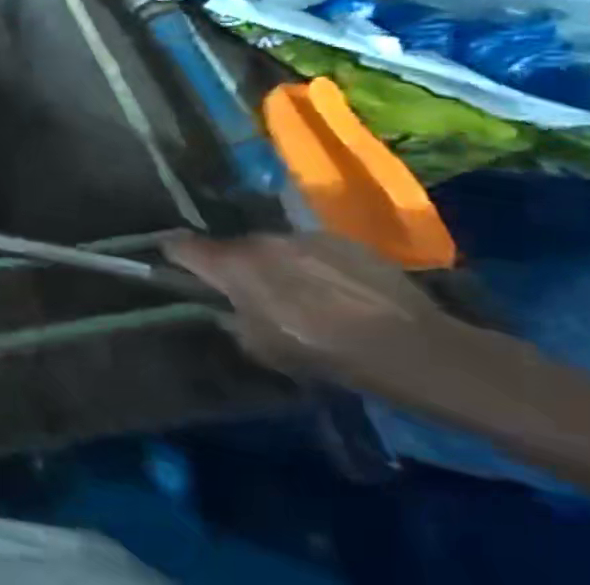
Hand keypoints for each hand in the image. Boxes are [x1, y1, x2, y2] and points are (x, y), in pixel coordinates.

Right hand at [164, 232, 447, 383]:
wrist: (415, 349)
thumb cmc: (326, 353)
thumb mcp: (263, 347)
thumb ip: (233, 319)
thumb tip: (226, 308)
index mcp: (232, 265)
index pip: (181, 247)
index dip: (174, 257)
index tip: (175, 267)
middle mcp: (260, 240)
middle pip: (231, 247)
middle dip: (233, 266)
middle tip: (249, 294)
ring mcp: (303, 236)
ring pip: (272, 248)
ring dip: (274, 266)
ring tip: (299, 295)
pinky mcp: (342, 240)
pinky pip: (310, 250)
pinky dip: (311, 266)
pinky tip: (336, 293)